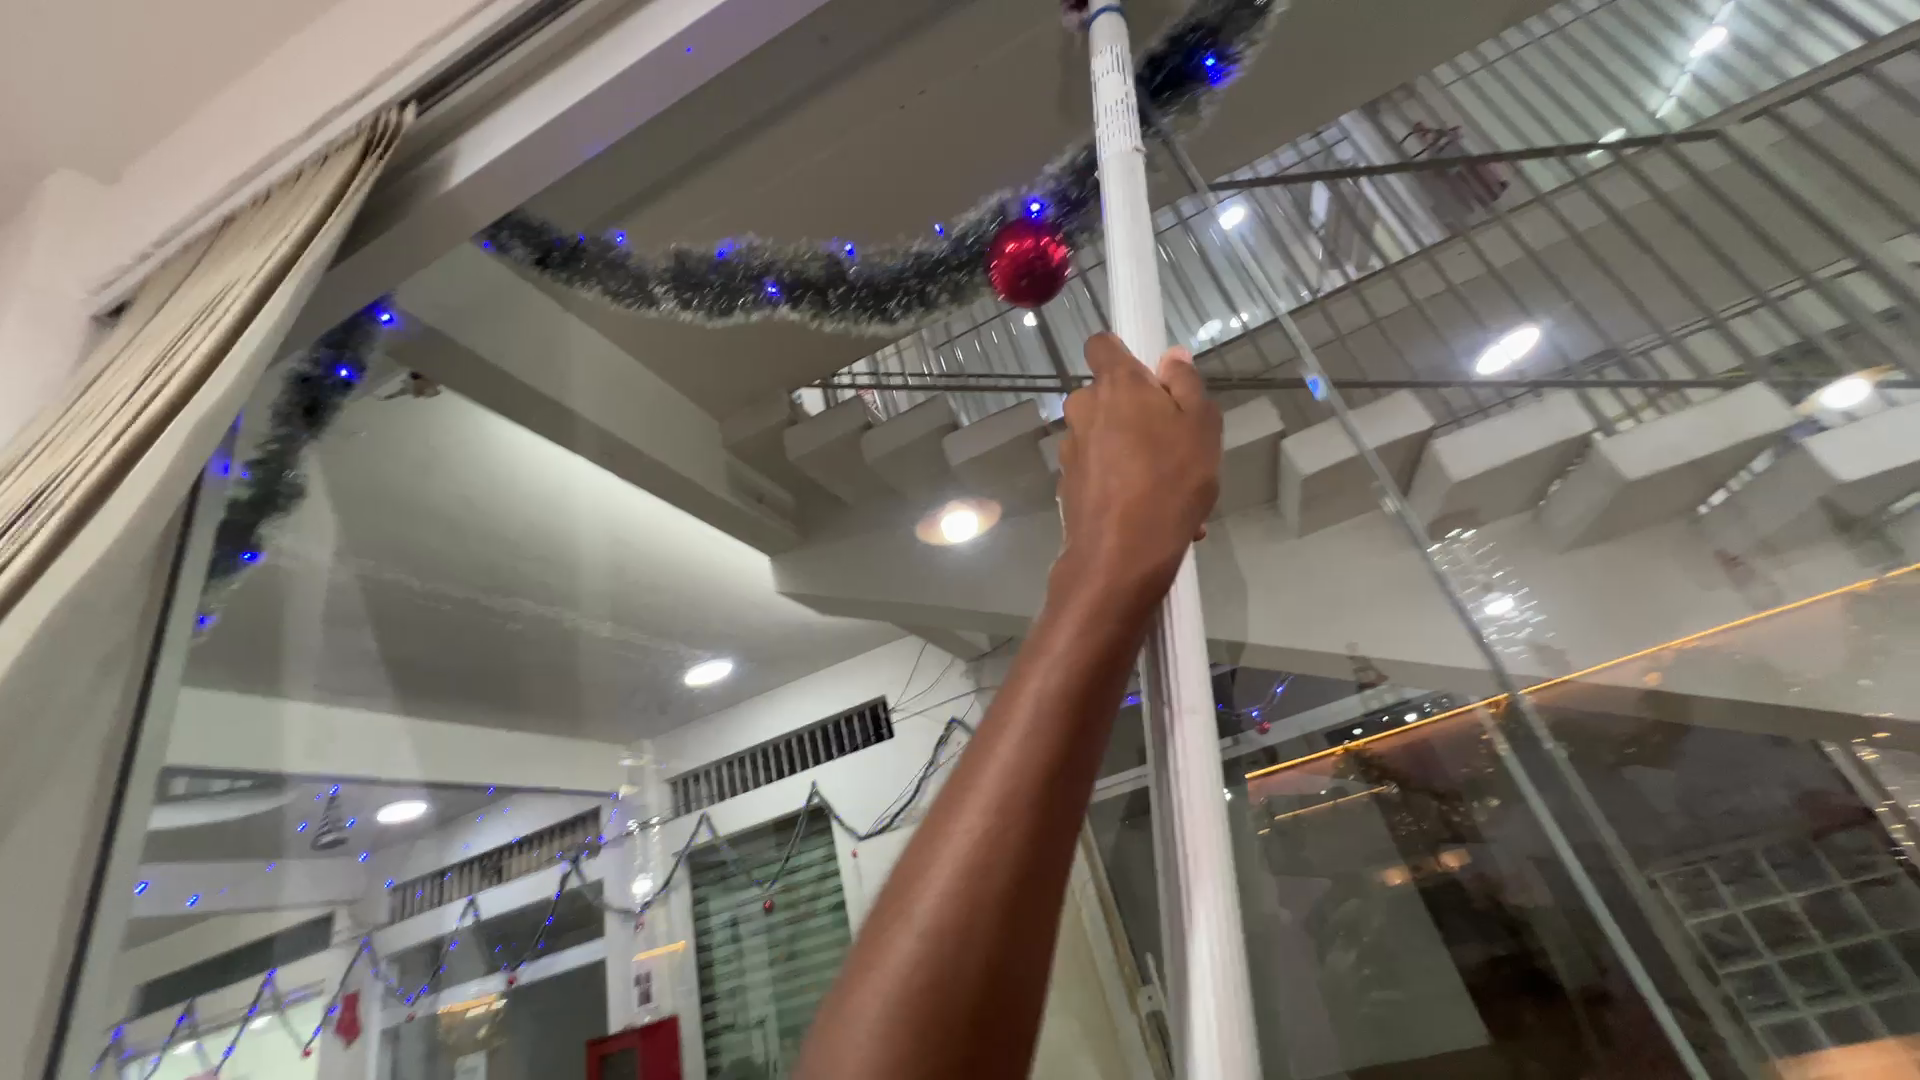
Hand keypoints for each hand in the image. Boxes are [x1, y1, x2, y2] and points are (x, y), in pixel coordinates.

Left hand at [1056, 333, 1221, 601]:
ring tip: (1173, 494)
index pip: (1101, 345)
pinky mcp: (1068, 485)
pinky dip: (1125, 487)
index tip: (1146, 375)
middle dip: (1139, 415)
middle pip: (1108, 398)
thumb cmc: (1171, 479)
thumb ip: (1186, 384)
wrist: (1122, 554)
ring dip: (1137, 458)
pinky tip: (1155, 517)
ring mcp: (1071, 450)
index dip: (1121, 352)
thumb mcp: (1201, 425)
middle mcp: (1082, 411)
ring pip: (1110, 442)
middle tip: (1175, 446)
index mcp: (1114, 386)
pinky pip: (1103, 475)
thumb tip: (1170, 356)